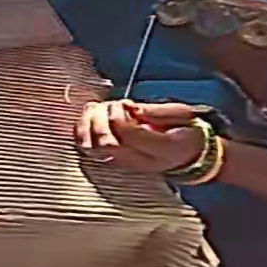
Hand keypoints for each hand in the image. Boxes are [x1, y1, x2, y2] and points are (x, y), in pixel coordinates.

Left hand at [77, 100, 206, 173]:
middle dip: (102, 118)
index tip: (126, 103)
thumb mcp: (183, 114)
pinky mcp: (109, 160)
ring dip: (88, 122)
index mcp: (164, 149)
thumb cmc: (182, 128)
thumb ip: (158, 111)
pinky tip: (90, 114)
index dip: (120, 115)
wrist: (185, 153)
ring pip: (90, 147)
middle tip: (111, 105)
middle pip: (106, 143)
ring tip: (98, 107)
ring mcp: (123, 163)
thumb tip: (132, 108)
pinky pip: (85, 147)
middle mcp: (140, 161)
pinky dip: (81, 128)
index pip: (130, 134)